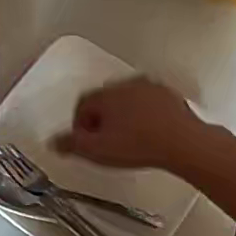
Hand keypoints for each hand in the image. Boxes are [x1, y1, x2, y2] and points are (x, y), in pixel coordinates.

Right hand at [52, 76, 215, 170]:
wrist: (182, 144)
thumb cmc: (140, 144)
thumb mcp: (95, 151)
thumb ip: (70, 144)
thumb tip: (53, 141)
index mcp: (105, 94)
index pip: (81, 104)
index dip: (79, 124)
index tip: (82, 139)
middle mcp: (128, 85)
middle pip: (104, 100)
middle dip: (100, 119)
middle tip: (102, 140)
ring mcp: (151, 89)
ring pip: (127, 100)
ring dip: (122, 116)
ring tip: (124, 140)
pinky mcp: (171, 98)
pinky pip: (149, 105)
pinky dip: (144, 117)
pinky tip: (145, 135)